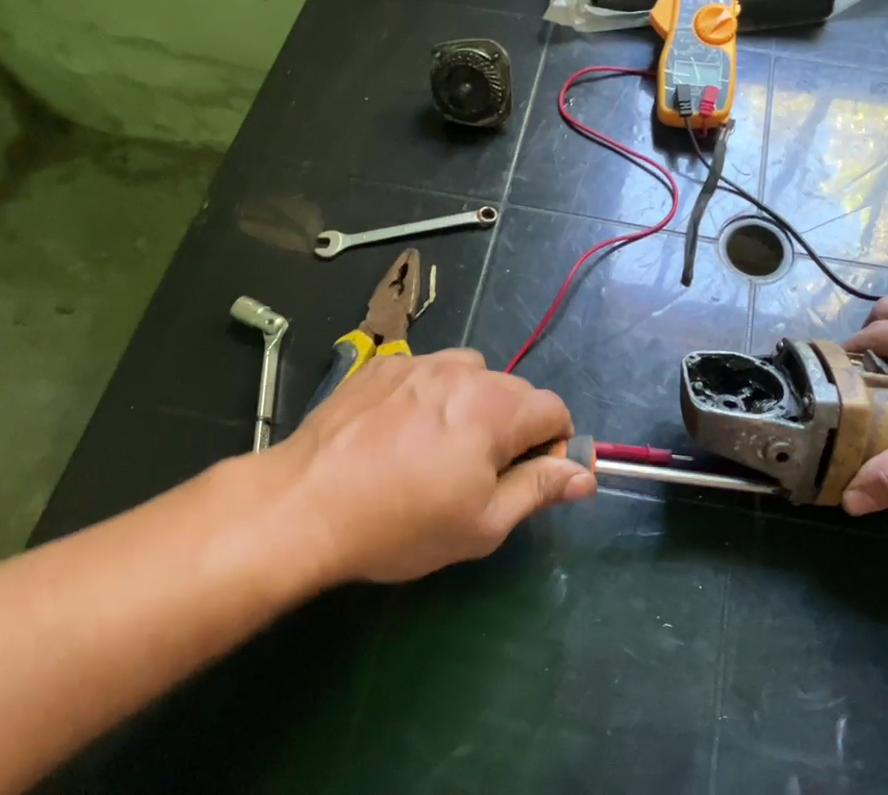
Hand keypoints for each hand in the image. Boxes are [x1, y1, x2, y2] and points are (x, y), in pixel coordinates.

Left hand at [261, 349, 594, 581]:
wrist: (303, 505)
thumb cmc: (401, 525)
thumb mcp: (482, 524)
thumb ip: (539, 489)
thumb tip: (583, 474)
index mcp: (495, 408)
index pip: (555, 409)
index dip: (553, 446)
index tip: (526, 479)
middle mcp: (463, 372)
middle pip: (514, 391)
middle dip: (512, 427)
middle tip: (477, 473)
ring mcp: (418, 363)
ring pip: (471, 374)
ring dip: (473, 404)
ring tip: (439, 446)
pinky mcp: (381, 366)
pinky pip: (427, 371)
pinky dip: (431, 394)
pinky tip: (400, 431)